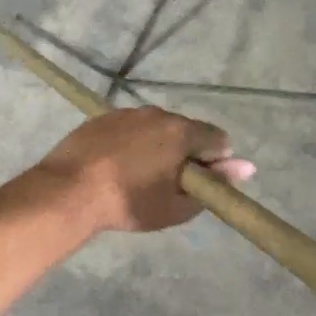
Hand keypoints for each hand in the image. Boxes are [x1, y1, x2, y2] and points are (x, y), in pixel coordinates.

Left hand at [38, 106, 255, 232]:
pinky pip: (127, 129)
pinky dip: (131, 143)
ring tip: (140, 176)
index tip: (200, 183)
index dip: (216, 162)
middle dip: (185, 152)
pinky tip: (117, 165)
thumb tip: (246, 166)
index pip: (217, 138)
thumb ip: (216, 183)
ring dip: (157, 146)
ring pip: (154, 128)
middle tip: (170, 183)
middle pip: (184, 130)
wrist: (69, 189)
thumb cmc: (130, 201)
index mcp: (179, 130)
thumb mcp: (180, 203)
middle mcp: (153, 113)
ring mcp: (122, 113)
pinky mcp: (98, 118)